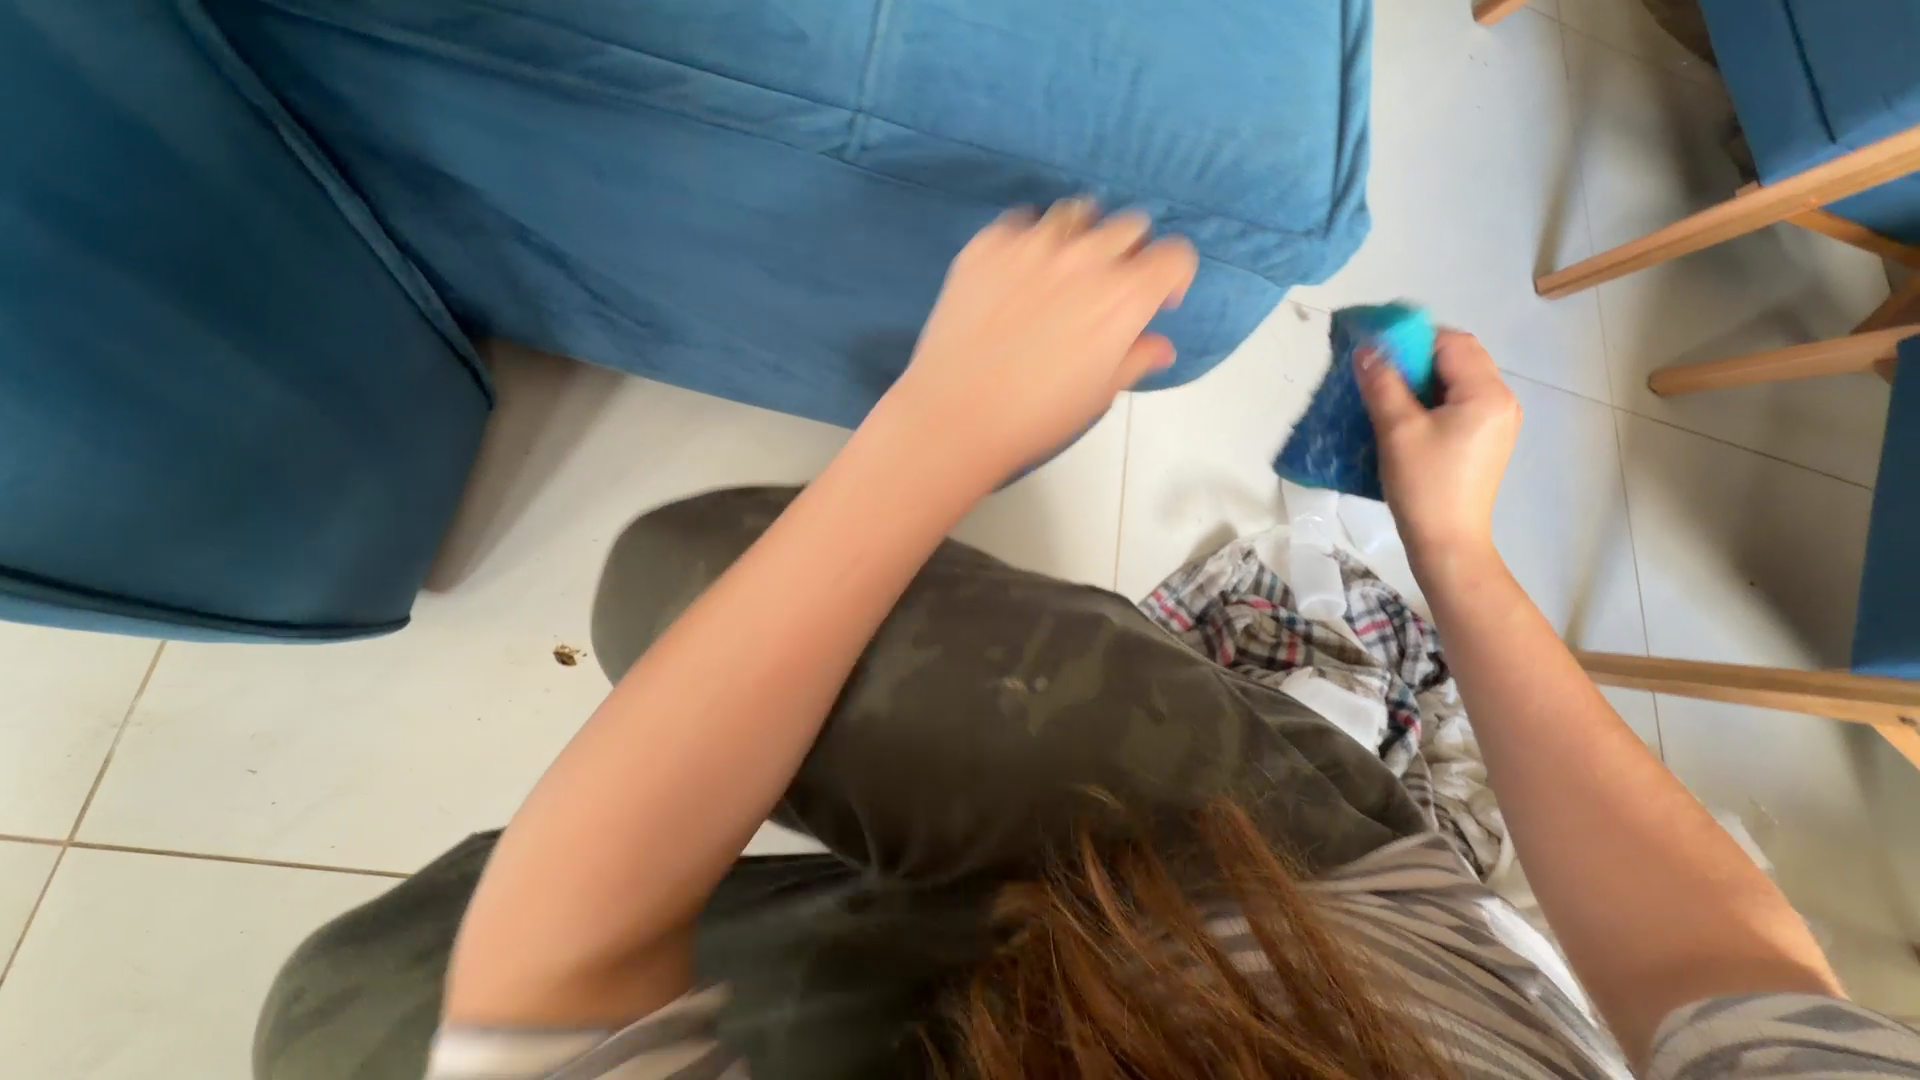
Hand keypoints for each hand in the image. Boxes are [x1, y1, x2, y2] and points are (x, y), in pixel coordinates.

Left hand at [878, 198, 1198, 479]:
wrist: (956, 415)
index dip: (1173, 277)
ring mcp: (1032, 244)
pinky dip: (1031, 239)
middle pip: (1129, 226)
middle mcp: (1085, 256)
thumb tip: (1160, 345)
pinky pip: (1022, 222)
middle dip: (1131, 253)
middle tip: (1109, 287)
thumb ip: (1136, 357)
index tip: (1158, 301)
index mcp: (1125, 294)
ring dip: (1083, 236)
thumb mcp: (1100, 392)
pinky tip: (1019, 273)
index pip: (1175, 255)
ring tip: (1064, 271)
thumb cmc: (1037, 415)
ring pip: (1076, 214)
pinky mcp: (987, 244)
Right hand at [1354, 330, 1520, 570]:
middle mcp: (1502, 400)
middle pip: (1459, 358)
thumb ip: (1382, 384)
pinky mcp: (1486, 440)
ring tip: (1385, 393)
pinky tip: (1404, 416)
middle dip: (1416, 357)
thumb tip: (1367, 351)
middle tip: (1377, 370)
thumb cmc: (1423, 485)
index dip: (1412, 338)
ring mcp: (1497, 421)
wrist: (1447, 542)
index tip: (1375, 348)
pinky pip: (1459, 403)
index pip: (1452, 343)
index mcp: (1487, 393)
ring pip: (1457, 381)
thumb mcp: (1396, 430)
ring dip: (1421, 379)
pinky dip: (1431, 400)